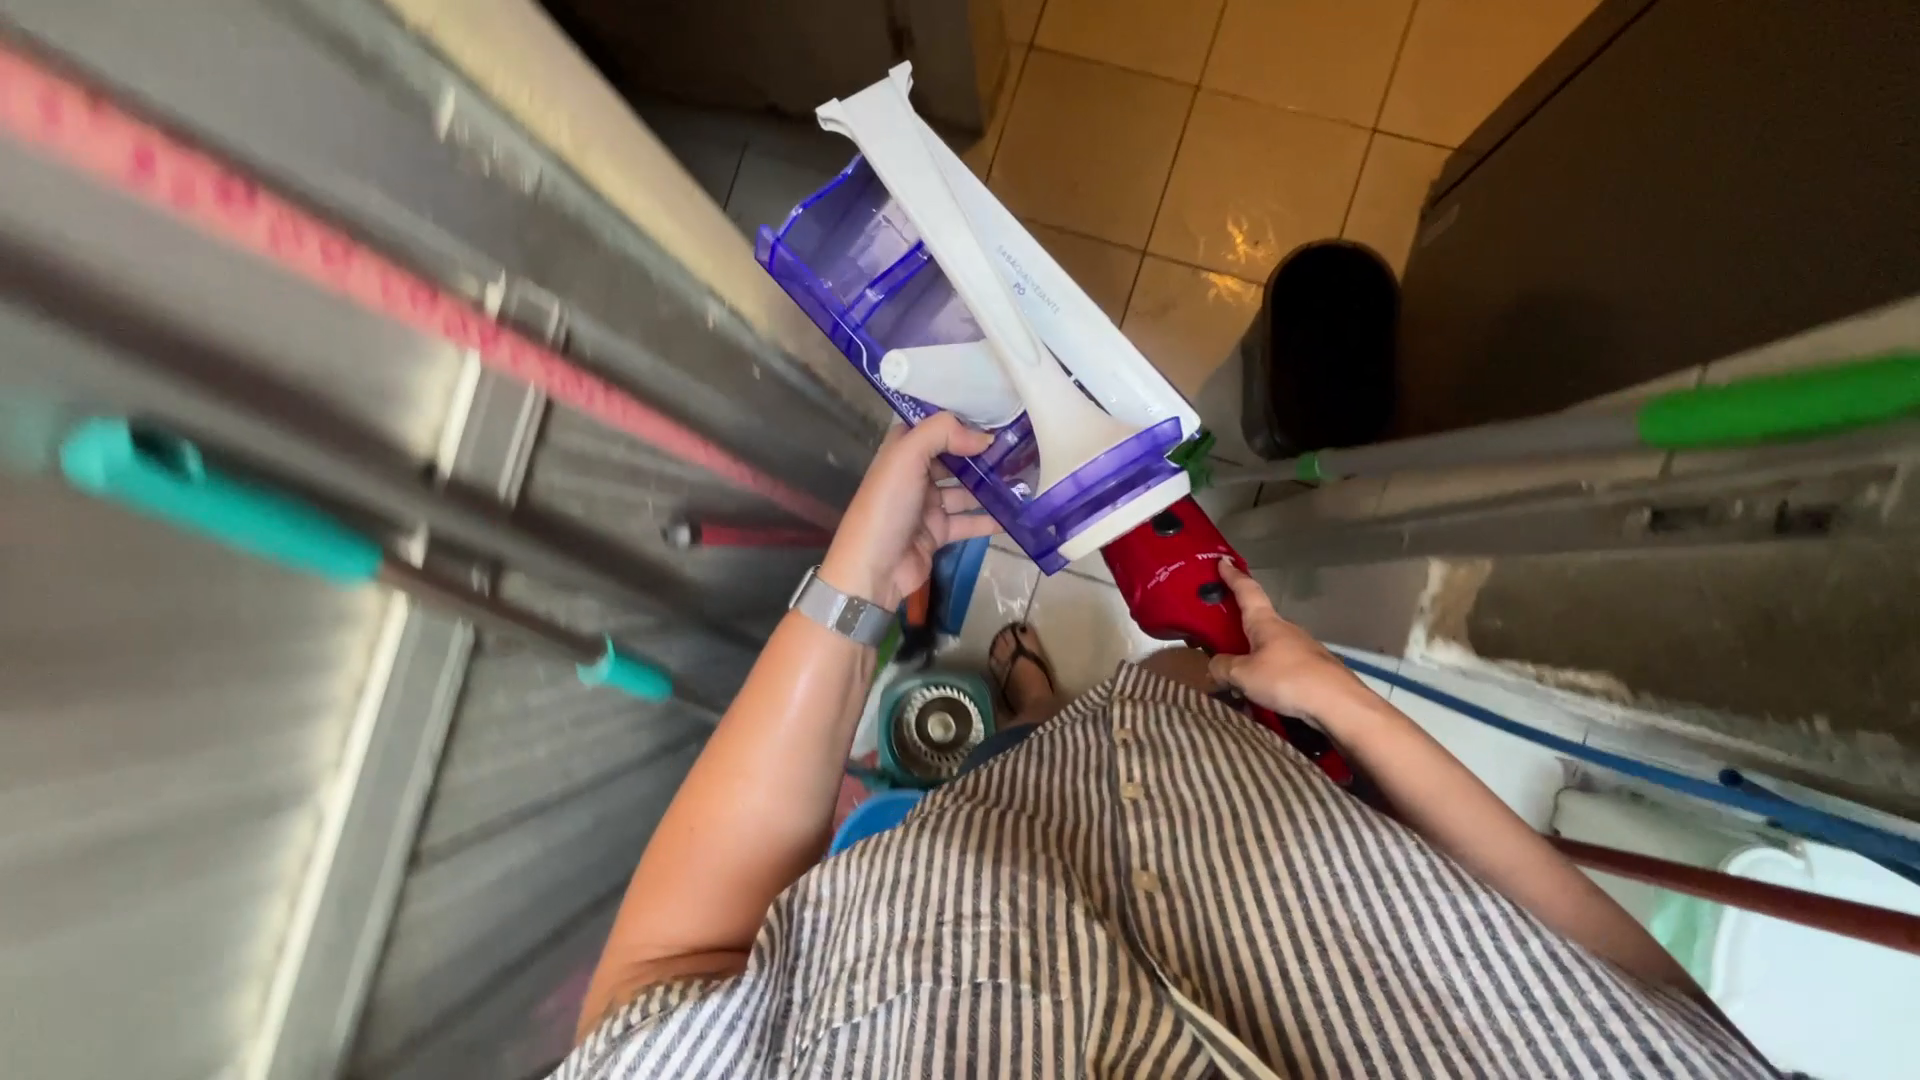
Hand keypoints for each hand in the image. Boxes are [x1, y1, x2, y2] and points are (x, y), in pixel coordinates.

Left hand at [818, 413, 999, 610]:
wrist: (874, 568)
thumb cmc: (887, 506)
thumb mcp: (906, 457)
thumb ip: (942, 434)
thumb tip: (983, 437)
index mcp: (901, 453)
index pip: (932, 428)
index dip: (959, 420)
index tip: (994, 415)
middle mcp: (914, 476)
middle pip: (952, 459)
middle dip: (981, 455)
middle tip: (1017, 448)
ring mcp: (926, 506)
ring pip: (963, 491)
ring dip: (989, 487)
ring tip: (1023, 479)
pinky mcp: (938, 532)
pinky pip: (968, 521)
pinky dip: (988, 519)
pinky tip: (1013, 513)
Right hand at [1207, 561, 1371, 720]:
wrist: (1340, 705)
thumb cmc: (1288, 679)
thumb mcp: (1243, 675)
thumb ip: (1223, 667)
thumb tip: (1214, 665)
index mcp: (1266, 622)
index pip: (1247, 591)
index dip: (1233, 576)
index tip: (1223, 562)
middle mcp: (1285, 630)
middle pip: (1256, 621)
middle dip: (1236, 625)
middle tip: (1215, 633)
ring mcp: (1302, 649)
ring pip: (1268, 647)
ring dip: (1251, 656)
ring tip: (1233, 677)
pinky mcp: (1313, 670)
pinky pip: (1280, 666)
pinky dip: (1266, 674)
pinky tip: (1259, 693)